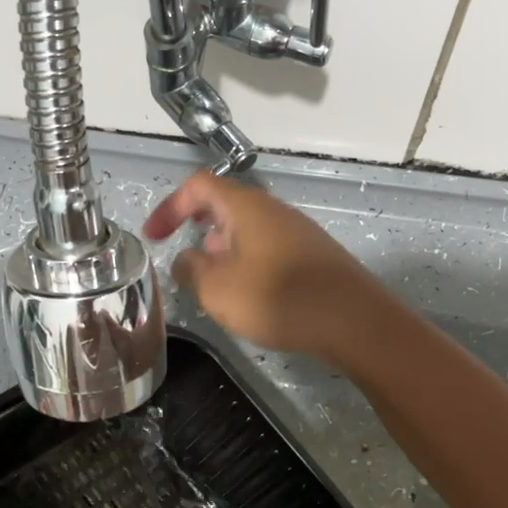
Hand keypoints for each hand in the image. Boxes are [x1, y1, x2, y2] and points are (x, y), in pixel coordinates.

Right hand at [144, 171, 387, 363]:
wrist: (353, 320)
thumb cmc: (278, 298)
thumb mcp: (217, 289)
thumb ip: (190, 270)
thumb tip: (186, 259)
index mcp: (246, 207)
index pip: (199, 187)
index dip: (170, 207)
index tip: (154, 237)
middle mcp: (274, 210)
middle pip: (226, 207)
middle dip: (199, 232)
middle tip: (189, 265)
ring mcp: (298, 232)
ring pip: (248, 231)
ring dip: (225, 254)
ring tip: (219, 290)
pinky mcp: (314, 256)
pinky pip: (269, 250)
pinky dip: (249, 265)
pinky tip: (254, 299)